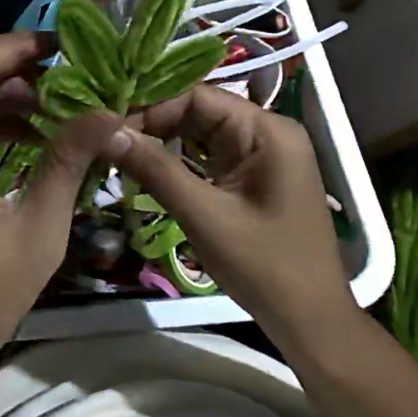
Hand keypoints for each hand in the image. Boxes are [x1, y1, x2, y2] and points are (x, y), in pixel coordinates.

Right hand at [109, 84, 352, 335]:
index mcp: (267, 130)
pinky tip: (147, 170)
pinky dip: (180, 163)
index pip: (198, 97)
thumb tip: (107, 131)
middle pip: (200, 112)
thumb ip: (156, 169)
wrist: (310, 319)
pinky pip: (211, 158)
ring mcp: (263, 156)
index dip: (152, 107)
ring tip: (119, 153)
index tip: (109, 126)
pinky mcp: (254, 179)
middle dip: (154, 125)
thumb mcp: (204, 215)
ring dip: (164, 143)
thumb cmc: (264, 265)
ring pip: (202, 136)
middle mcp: (268, 133)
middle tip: (107, 143)